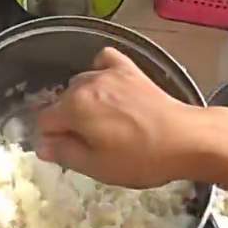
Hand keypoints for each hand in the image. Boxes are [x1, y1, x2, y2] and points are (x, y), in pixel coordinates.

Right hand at [34, 48, 210, 187]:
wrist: (185, 138)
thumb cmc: (141, 158)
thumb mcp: (97, 167)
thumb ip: (64, 152)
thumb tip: (42, 144)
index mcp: (74, 107)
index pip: (44, 119)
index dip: (52, 138)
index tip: (68, 150)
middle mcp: (86, 82)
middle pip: (62, 101)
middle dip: (69, 120)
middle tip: (91, 143)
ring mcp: (108, 72)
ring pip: (80, 83)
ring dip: (84, 100)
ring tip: (106, 122)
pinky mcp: (129, 68)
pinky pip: (103, 61)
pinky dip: (100, 71)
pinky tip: (109, 87)